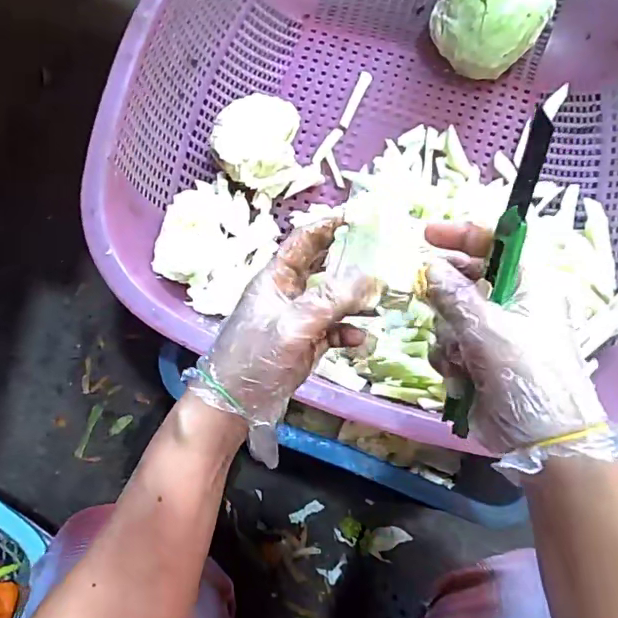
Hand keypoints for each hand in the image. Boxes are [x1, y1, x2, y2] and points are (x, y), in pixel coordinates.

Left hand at [189, 217, 372, 466]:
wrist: (235, 402)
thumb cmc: (257, 356)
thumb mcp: (294, 324)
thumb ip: (331, 300)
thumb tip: (369, 277)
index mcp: (276, 279)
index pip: (303, 241)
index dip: (328, 225)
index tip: (359, 216)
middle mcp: (288, 293)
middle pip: (323, 266)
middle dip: (350, 259)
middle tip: (382, 252)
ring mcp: (298, 319)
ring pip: (333, 300)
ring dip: (356, 300)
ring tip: (382, 299)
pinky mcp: (306, 343)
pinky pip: (333, 330)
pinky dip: (348, 332)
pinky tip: (361, 340)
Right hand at [421, 221, 617, 471]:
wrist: (543, 440)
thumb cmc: (527, 375)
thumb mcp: (488, 329)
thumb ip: (454, 295)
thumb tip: (430, 267)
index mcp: (532, 286)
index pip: (497, 245)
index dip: (462, 236)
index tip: (427, 235)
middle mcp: (514, 306)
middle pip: (467, 281)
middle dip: (447, 297)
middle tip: (426, 298)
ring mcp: (496, 336)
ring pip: (450, 317)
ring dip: (448, 336)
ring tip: (461, 358)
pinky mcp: (481, 362)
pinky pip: (450, 346)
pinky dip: (449, 359)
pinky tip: (459, 376)